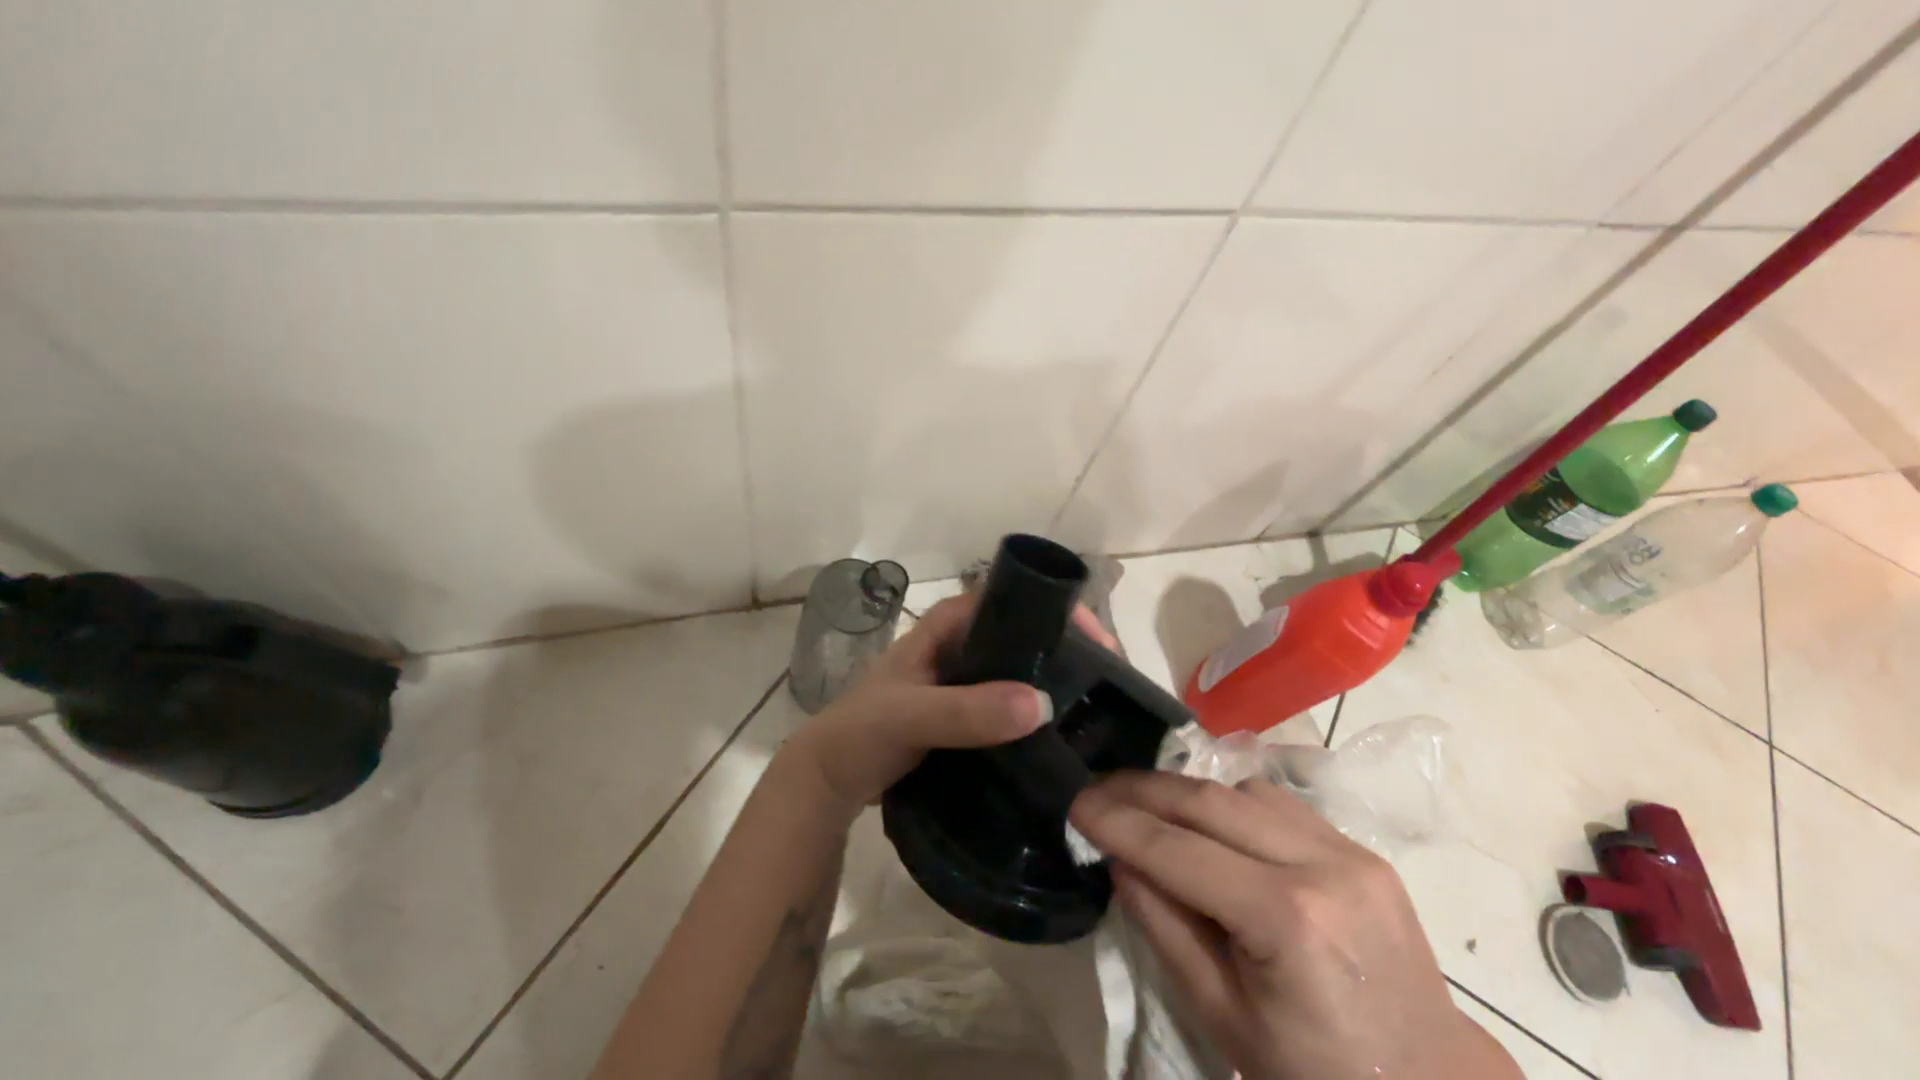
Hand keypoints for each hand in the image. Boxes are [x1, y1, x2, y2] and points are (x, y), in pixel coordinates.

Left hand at [783, 593, 1118, 817]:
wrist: (826, 785)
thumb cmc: (860, 734)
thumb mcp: (908, 716)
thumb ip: (965, 711)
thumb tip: (1042, 703)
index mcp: (943, 631)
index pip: (1006, 603)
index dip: (1052, 612)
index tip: (1096, 638)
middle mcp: (957, 652)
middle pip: (1020, 640)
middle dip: (1064, 652)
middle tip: (1111, 680)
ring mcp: (961, 689)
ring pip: (1017, 678)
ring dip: (1053, 688)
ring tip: (1100, 711)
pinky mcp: (964, 724)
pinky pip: (1008, 713)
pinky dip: (1035, 721)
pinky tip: (1063, 741)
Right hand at [1070, 773, 1521, 1079]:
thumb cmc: (1312, 1070)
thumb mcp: (1221, 1014)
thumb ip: (1164, 927)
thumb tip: (1120, 860)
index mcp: (1286, 920)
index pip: (1178, 850)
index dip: (1118, 823)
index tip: (1074, 804)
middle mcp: (1322, 865)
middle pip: (1211, 801)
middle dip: (1143, 790)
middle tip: (1096, 789)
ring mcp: (1350, 850)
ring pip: (1245, 789)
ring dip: (1187, 792)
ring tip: (1145, 807)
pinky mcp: (1363, 849)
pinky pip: (1282, 804)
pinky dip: (1232, 802)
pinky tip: (1209, 824)